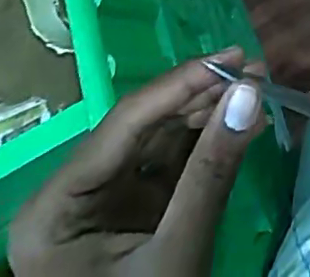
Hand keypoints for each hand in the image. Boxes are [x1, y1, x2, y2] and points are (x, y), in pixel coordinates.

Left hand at [9, 49, 265, 276]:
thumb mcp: (178, 254)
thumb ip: (212, 170)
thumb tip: (250, 92)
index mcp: (54, 206)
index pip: (124, 123)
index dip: (182, 83)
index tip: (234, 55)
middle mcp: (72, 192)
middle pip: (142, 126)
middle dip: (201, 95)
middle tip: (254, 70)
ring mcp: (103, 200)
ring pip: (158, 139)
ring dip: (207, 113)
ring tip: (255, 88)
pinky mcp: (132, 210)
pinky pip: (170, 163)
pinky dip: (205, 142)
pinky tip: (240, 122)